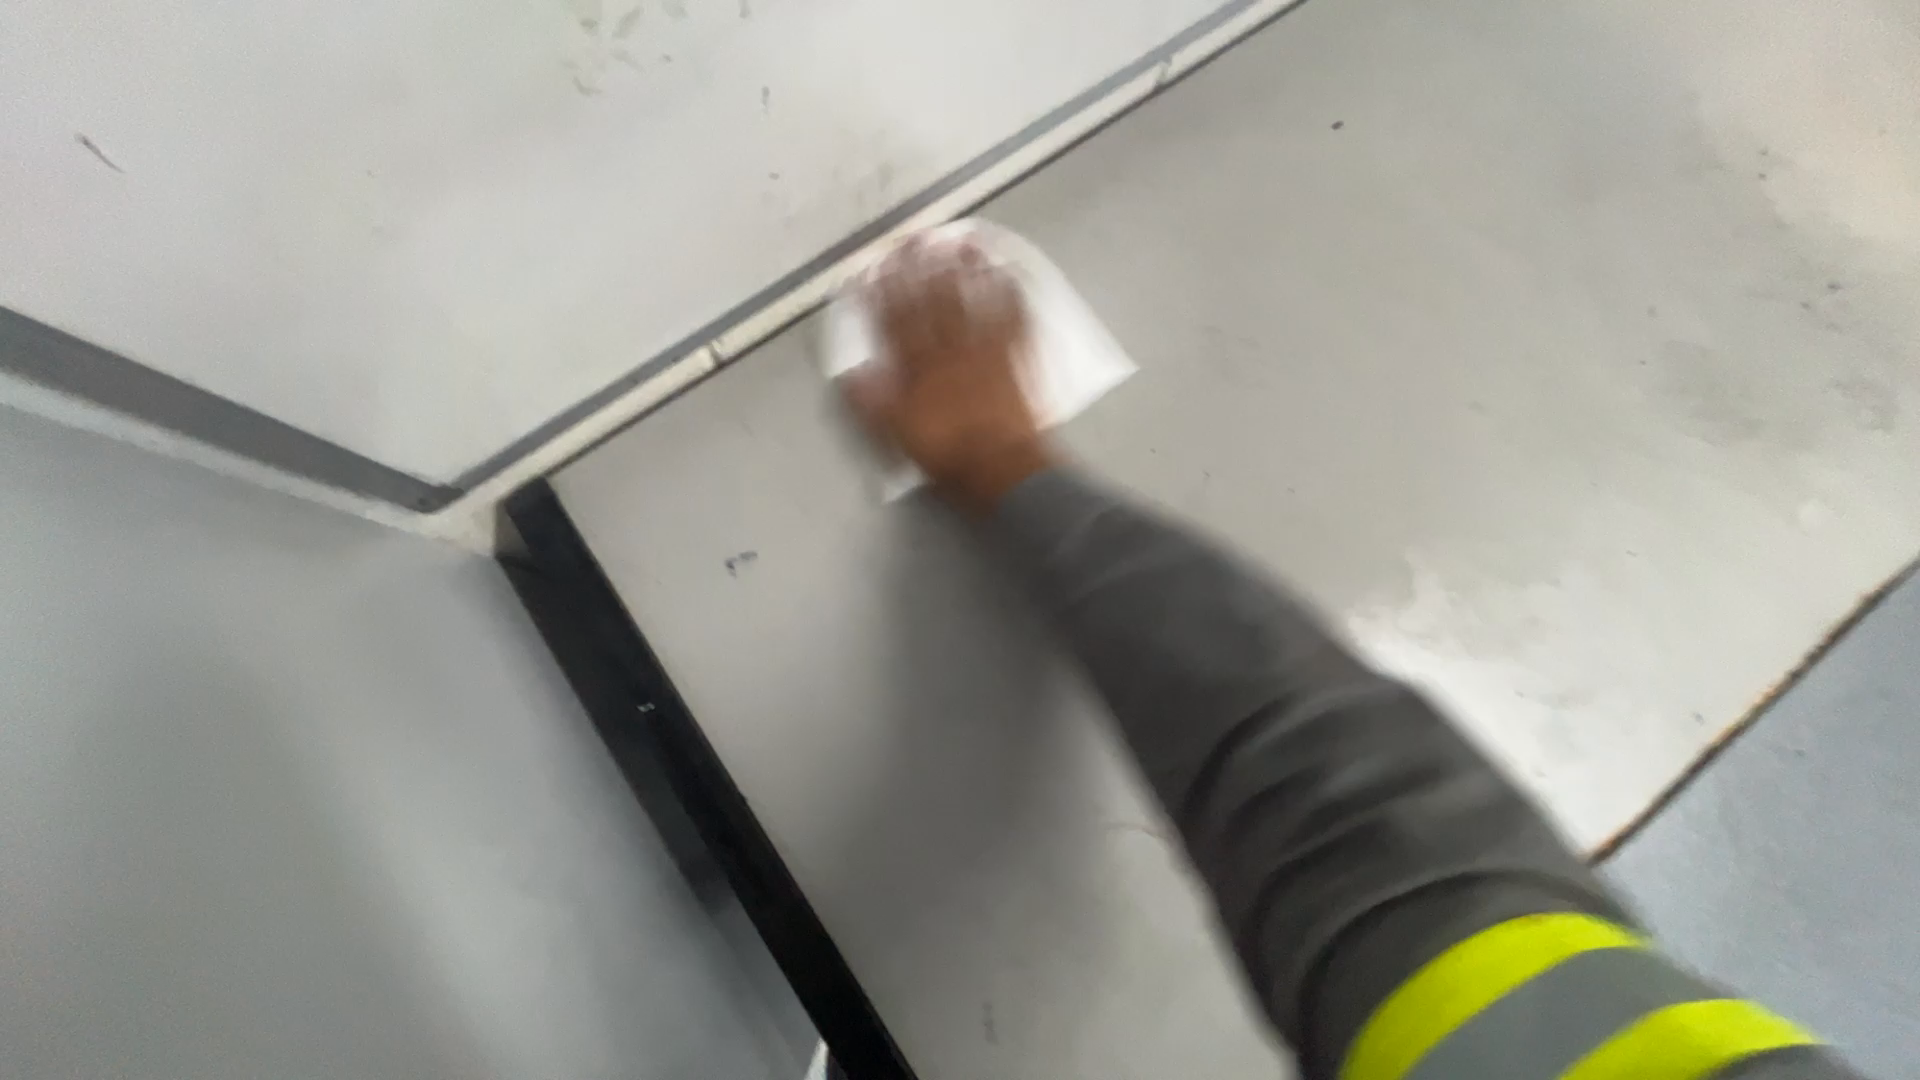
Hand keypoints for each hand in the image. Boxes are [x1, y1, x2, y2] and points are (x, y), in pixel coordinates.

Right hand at [840, 234, 1053, 514]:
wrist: (1003, 468)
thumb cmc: (948, 456)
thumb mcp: (898, 436)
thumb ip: (873, 403)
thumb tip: (850, 374)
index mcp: (918, 368)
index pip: (893, 322)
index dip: (880, 292)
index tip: (871, 267)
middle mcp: (950, 350)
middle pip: (932, 301)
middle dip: (920, 267)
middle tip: (913, 237)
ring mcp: (986, 349)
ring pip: (972, 300)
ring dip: (965, 269)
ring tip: (959, 240)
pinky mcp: (1016, 357)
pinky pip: (1013, 317)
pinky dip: (1011, 292)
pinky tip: (1009, 272)